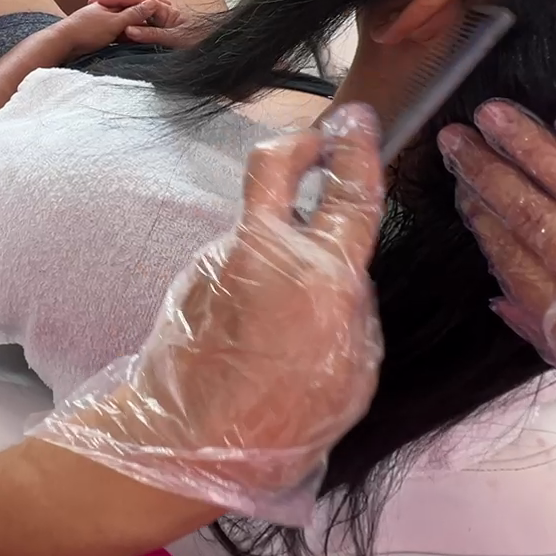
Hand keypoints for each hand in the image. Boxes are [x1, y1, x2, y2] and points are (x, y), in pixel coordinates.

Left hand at [31, 104, 386, 523]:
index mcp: (322, 277)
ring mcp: (222, 254)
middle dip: (298, 141)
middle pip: (274, 164)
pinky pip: (237, 255)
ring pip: (257, 221)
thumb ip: (350, 300)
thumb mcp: (354, 364)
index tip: (359, 121)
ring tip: (284, 295)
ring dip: (276, 234)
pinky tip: (256, 313)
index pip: (348, 195)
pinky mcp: (196, 268)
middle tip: (315, 137)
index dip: (357, 150)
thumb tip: (341, 267)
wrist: (195, 434)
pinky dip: (254, 270)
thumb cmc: (286, 417)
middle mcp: (266, 251)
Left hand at [51, 0, 171, 54]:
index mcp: (111, 4)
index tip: (168, 12)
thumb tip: (153, 3)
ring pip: (122, 27)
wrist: (60, 43)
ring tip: (150, 40)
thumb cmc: (86, 31)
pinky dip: (123, 41)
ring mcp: (99, 23)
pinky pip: (114, 37)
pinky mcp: (95, 36)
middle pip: (130, 14)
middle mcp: (105, 11)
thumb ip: (133, 14)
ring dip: (134, 32)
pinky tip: (130, 48)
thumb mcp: (114, 23)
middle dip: (144, 20)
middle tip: (163, 27)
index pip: (136, 1)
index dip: (152, 6)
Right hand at [89, 0, 207, 49]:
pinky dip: (124, 25)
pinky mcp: (158, 32)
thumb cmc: (199, 43)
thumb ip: (151, 34)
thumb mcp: (174, 39)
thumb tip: (128, 29)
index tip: (102, 3)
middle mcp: (163, 12)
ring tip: (98, 11)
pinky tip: (111, 30)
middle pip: (134, 1)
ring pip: (134, 13)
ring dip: (117, 12)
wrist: (214, 52)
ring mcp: (160, 22)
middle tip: (94, 3)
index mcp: (166, 9)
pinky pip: (137, 25)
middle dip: (114, 1)